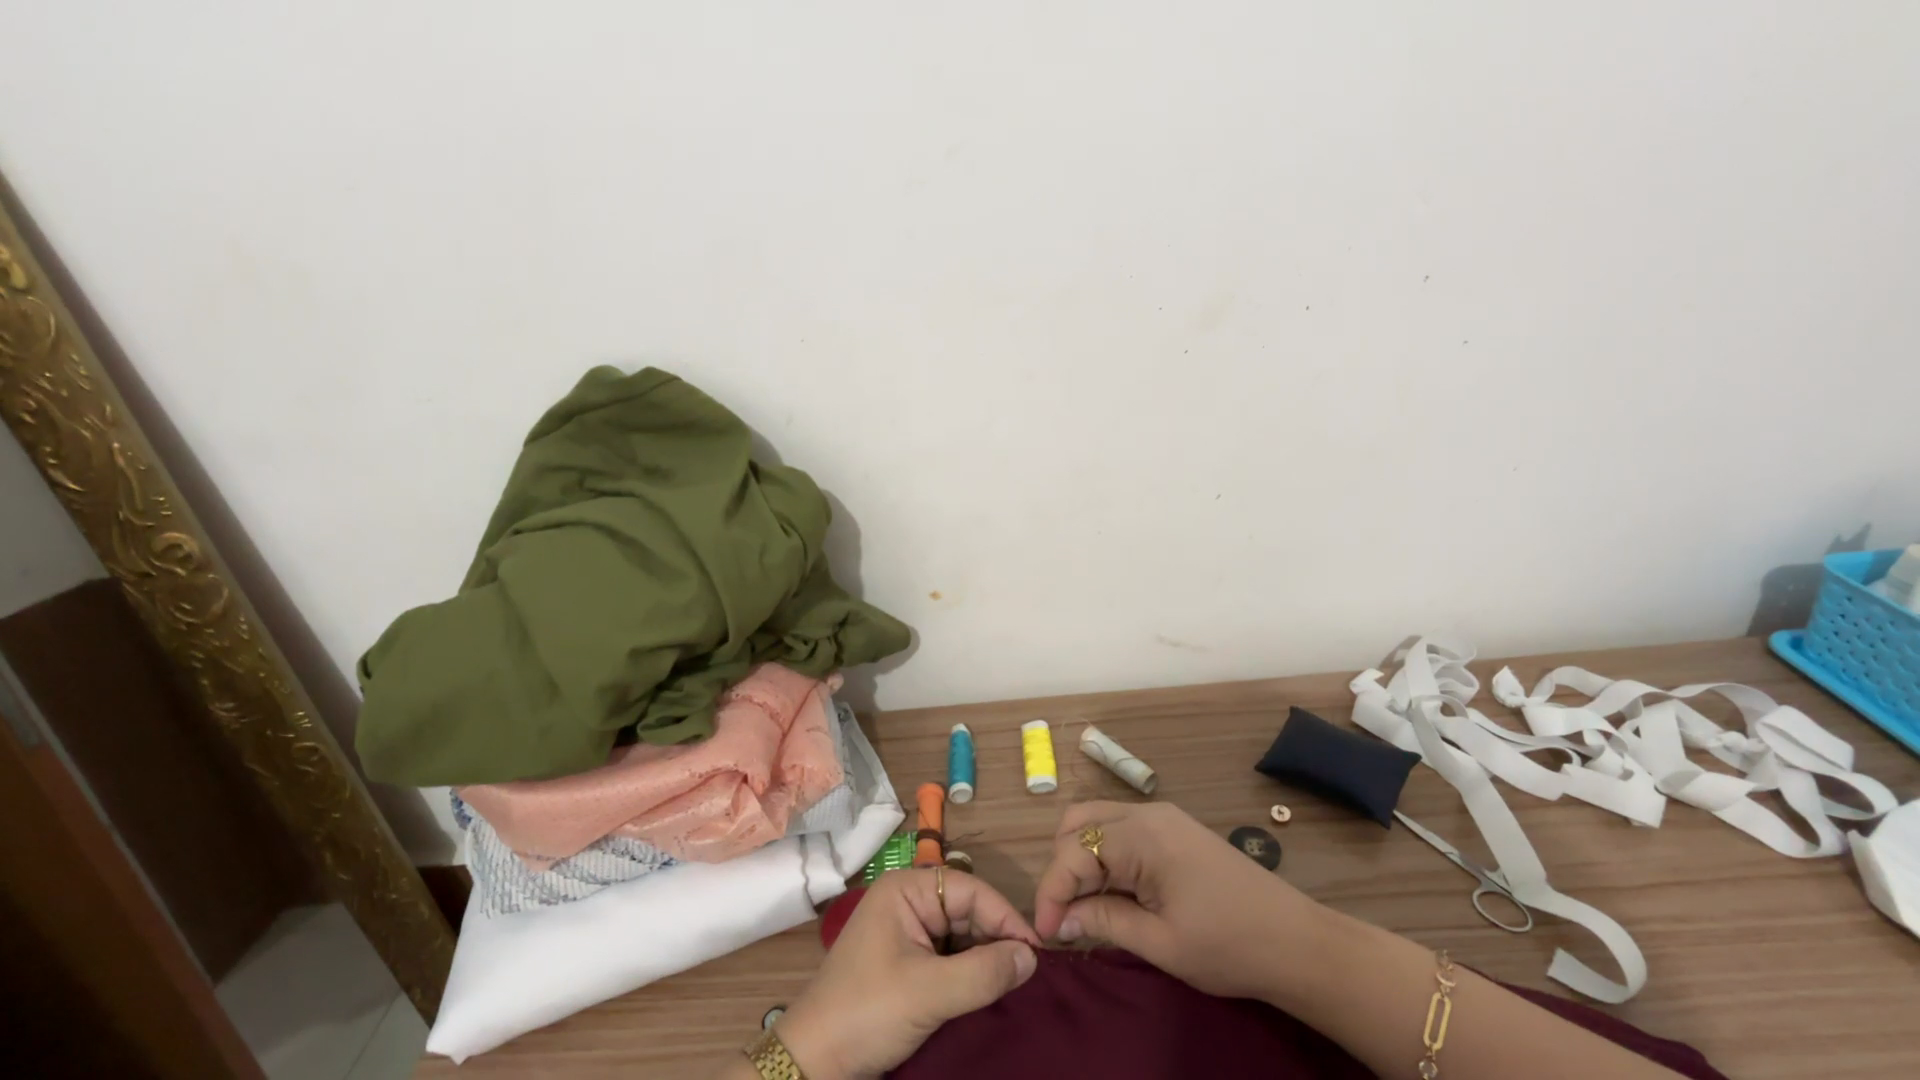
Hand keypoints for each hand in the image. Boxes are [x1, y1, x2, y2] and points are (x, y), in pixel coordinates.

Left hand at [776, 868, 1042, 1078]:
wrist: (814, 1063)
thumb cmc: (866, 1013)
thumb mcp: (929, 993)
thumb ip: (984, 972)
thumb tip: (1032, 957)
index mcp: (905, 891)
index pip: (970, 890)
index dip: (1006, 917)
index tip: (1037, 953)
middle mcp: (907, 903)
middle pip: (968, 911)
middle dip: (998, 939)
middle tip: (1031, 974)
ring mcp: (906, 935)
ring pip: (962, 937)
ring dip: (986, 960)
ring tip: (1018, 985)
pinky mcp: (907, 966)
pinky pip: (951, 960)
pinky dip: (971, 975)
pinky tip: (992, 993)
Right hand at [1031, 801, 1327, 1002]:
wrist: (1297, 942)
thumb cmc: (1229, 946)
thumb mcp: (1160, 943)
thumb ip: (1103, 921)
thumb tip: (1060, 920)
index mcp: (1142, 836)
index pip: (1072, 851)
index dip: (1052, 892)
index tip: (1047, 935)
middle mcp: (1147, 814)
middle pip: (1077, 823)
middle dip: (1062, 868)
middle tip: (1067, 917)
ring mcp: (1163, 818)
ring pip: (1096, 823)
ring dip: (1080, 860)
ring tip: (1087, 908)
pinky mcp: (1175, 830)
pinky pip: (1121, 831)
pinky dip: (1104, 857)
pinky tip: (1113, 894)